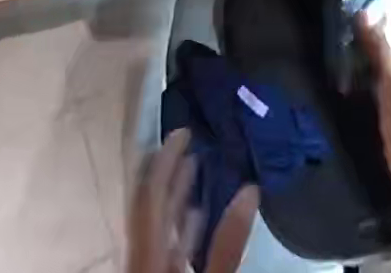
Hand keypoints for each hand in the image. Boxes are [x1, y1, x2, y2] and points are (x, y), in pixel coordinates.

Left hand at [127, 128, 258, 272]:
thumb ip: (229, 241)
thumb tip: (250, 190)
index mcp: (146, 250)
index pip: (151, 192)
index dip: (165, 158)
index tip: (183, 130)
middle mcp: (139, 251)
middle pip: (151, 203)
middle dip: (170, 169)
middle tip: (191, 141)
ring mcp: (146, 264)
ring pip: (158, 222)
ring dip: (177, 194)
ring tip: (196, 166)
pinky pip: (165, 242)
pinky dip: (182, 224)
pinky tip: (199, 214)